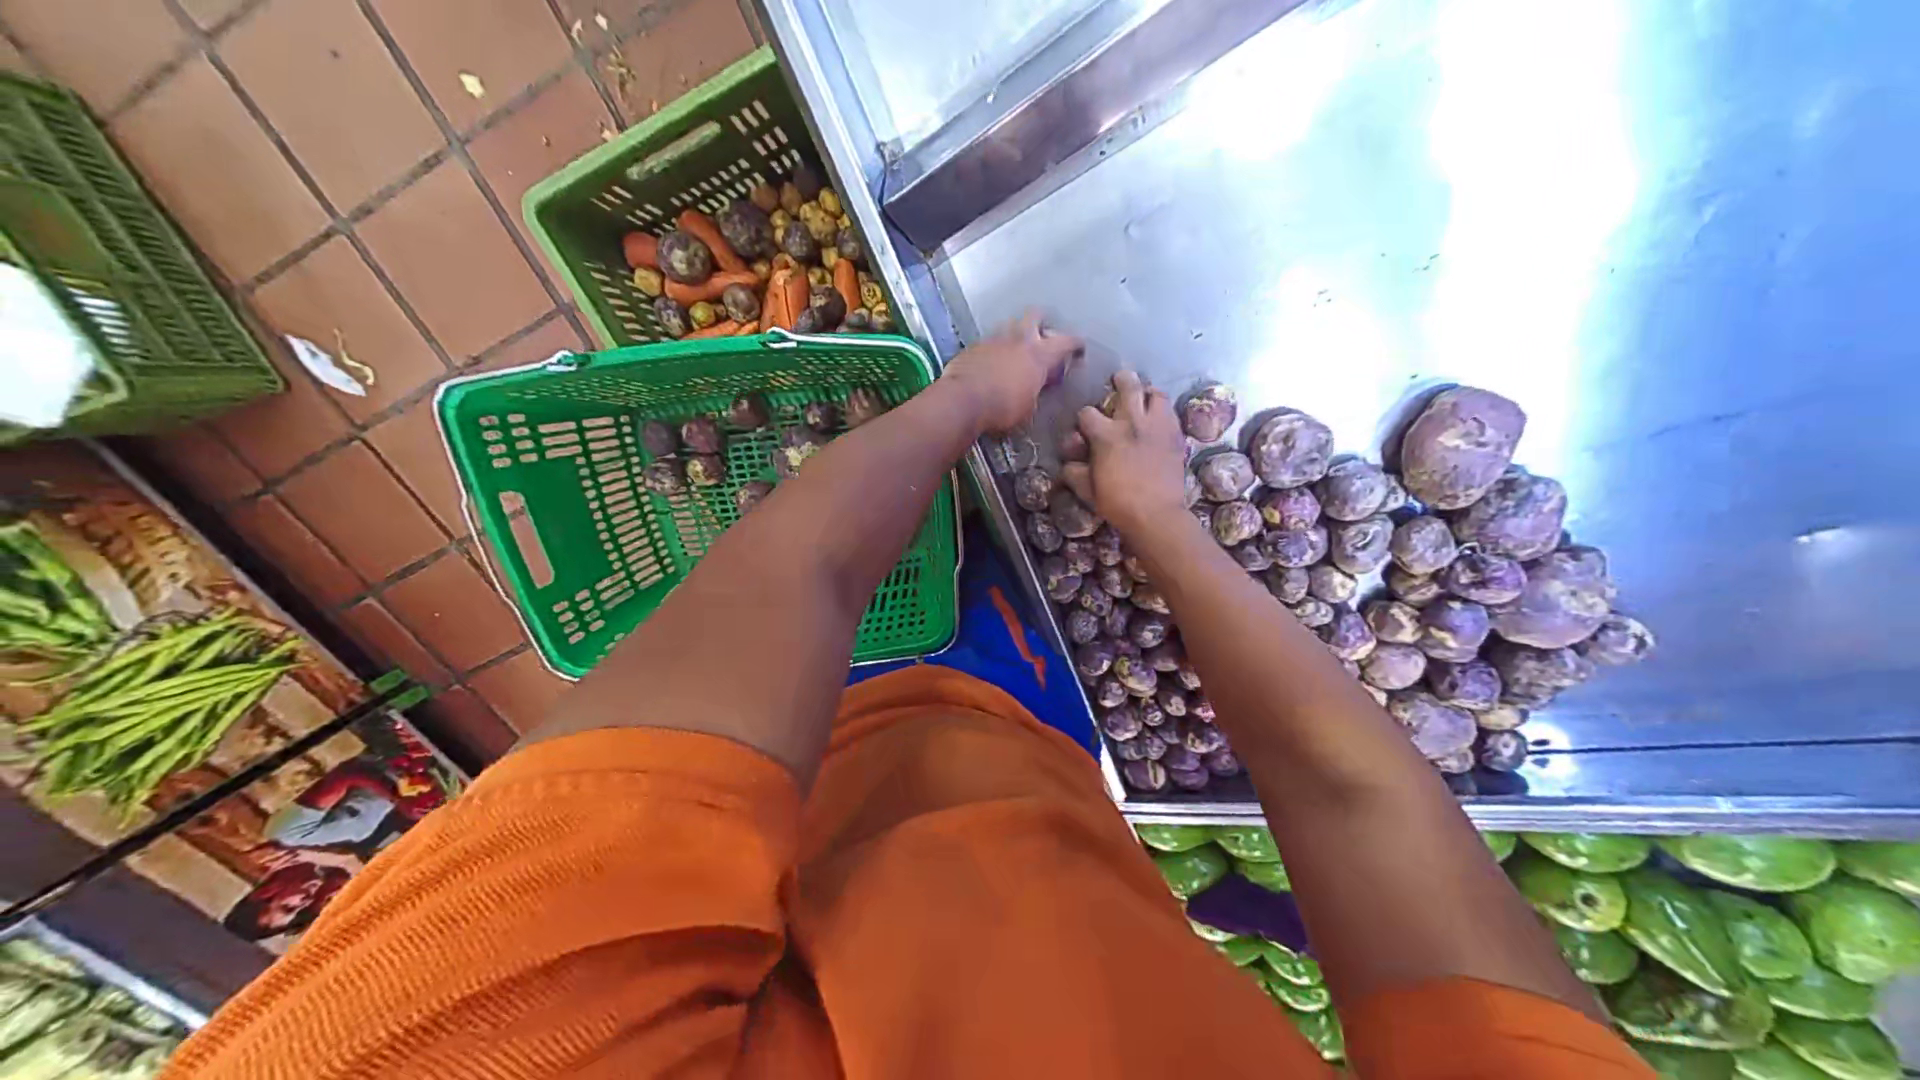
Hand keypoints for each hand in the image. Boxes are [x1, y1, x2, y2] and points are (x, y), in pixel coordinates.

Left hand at [940, 312, 1083, 432]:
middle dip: (1042, 322)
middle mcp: (1018, 339)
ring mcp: (993, 340)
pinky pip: (988, 343)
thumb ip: (1036, 390)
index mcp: (1039, 354)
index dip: (1075, 344)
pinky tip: (992, 363)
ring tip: (1015, 351)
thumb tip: (1034, 388)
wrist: (962, 402)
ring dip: (1015, 335)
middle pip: (1035, 315)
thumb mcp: (1029, 407)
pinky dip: (994, 350)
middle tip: (1043, 335)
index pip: (1066, 342)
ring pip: (1009, 326)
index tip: (1079, 349)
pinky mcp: (973, 347)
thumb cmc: (1002, 408)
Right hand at [1060, 371, 1190, 537]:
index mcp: (1105, 435)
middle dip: (1121, 380)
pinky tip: (1158, 421)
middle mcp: (1132, 422)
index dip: (1084, 419)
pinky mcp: (1176, 435)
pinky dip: (1163, 411)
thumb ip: (1075, 472)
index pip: (1087, 413)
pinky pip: (1171, 412)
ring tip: (1145, 398)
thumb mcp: (1087, 489)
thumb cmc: (1117, 503)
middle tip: (1119, 380)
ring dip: (1148, 393)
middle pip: (1128, 386)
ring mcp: (1158, 426)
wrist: (1156, 515)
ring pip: (1156, 393)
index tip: (1086, 427)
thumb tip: (1069, 464)